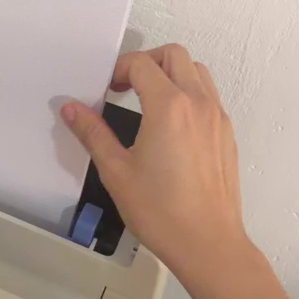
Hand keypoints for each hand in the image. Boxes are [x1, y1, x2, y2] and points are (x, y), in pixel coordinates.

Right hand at [61, 44, 258, 285]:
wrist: (207, 243)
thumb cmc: (162, 212)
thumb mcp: (116, 171)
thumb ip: (93, 133)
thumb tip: (72, 109)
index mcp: (168, 106)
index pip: (142, 64)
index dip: (119, 69)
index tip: (107, 90)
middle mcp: (198, 104)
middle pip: (175, 55)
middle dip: (147, 62)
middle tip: (126, 86)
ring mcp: (217, 118)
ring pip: (197, 72)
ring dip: (172, 74)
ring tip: (149, 101)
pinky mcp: (226, 134)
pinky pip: (210, 96)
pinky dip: (190, 94)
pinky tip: (172, 125)